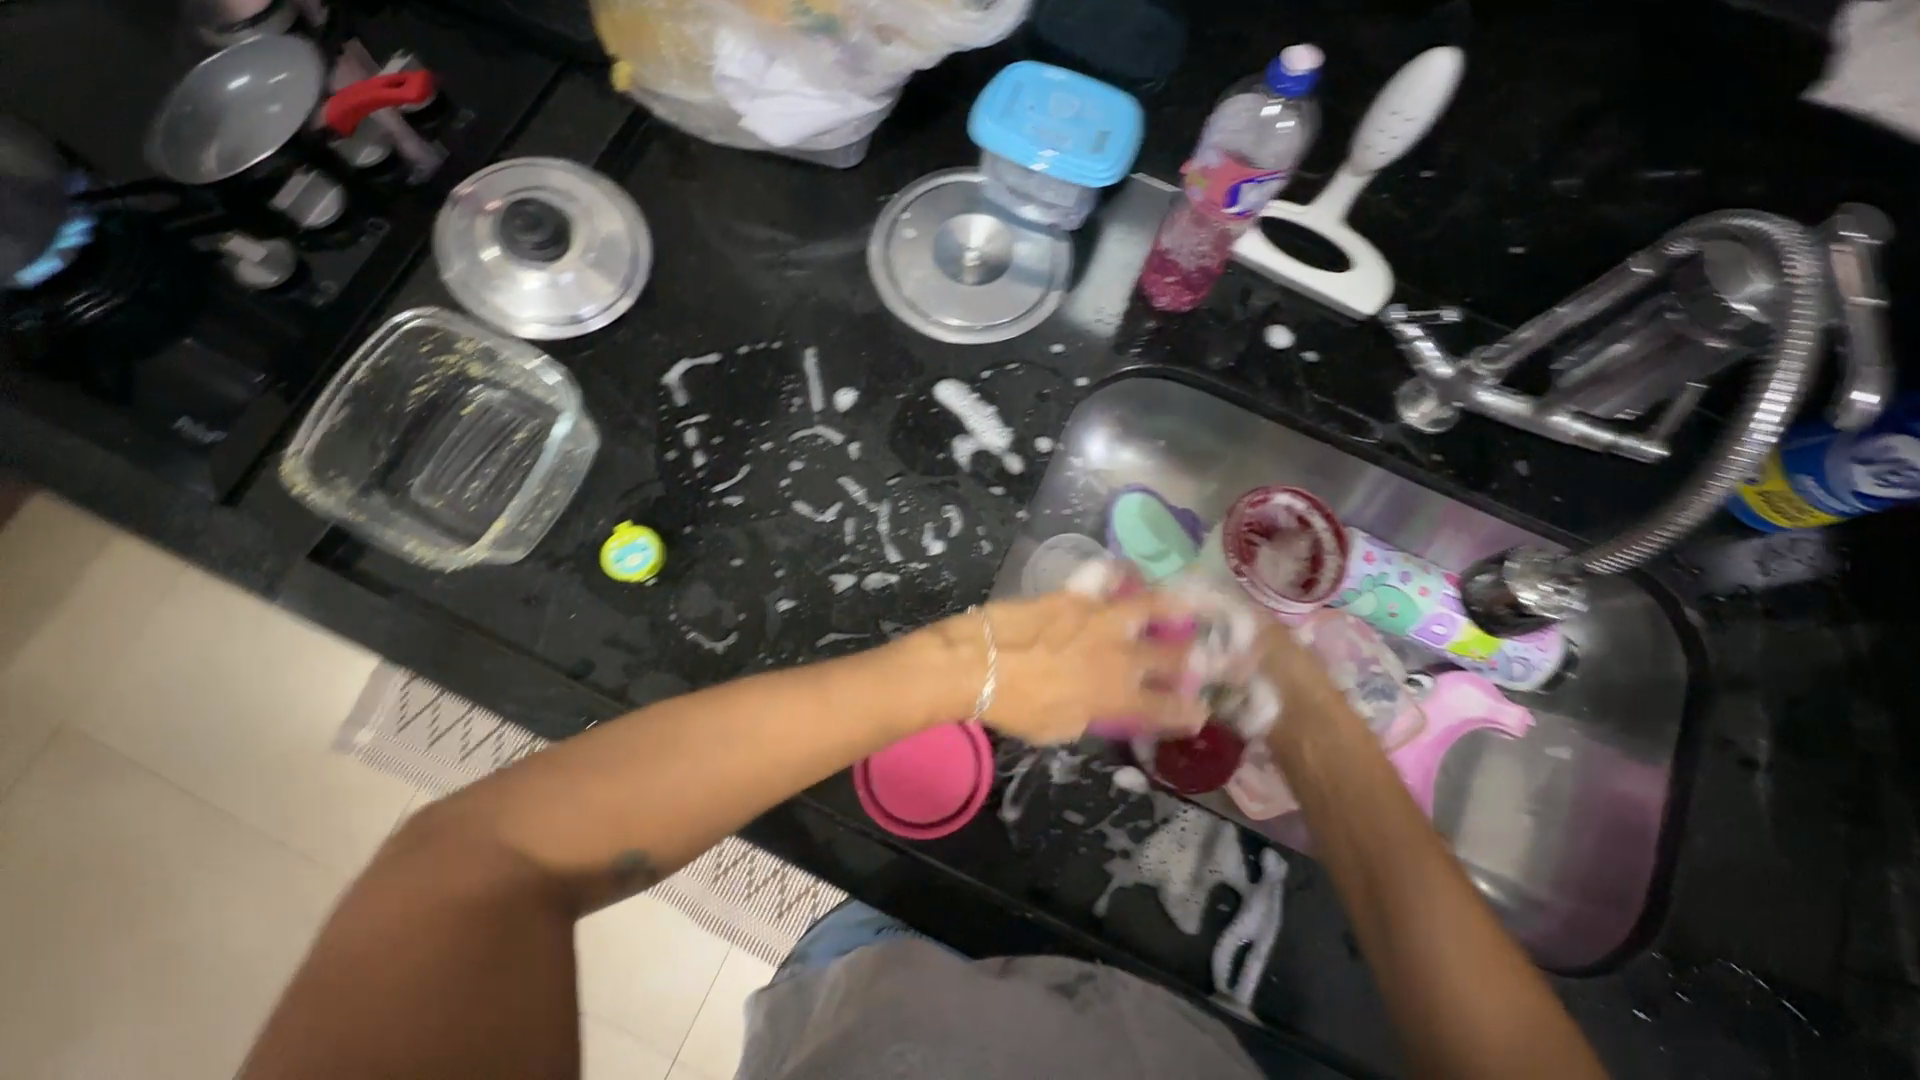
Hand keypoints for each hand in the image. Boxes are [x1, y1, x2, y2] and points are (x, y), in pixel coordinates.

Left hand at [917, 590, 1209, 744]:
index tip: (1203, 711)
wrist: (978, 665)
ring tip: (1197, 600)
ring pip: (1152, 607)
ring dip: (1179, 606)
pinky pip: (1106, 578)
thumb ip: (1090, 715)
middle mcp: (1118, 658)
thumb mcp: (1059, 727)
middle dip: (1207, 660)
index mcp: (1114, 699)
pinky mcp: (1076, 596)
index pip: (1165, 708)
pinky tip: (1128, 571)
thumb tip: (1100, 705)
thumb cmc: (1013, 707)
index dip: (1188, 711)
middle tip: (1227, 654)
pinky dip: (1119, 573)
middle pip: (1173, 658)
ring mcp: (1099, 621)